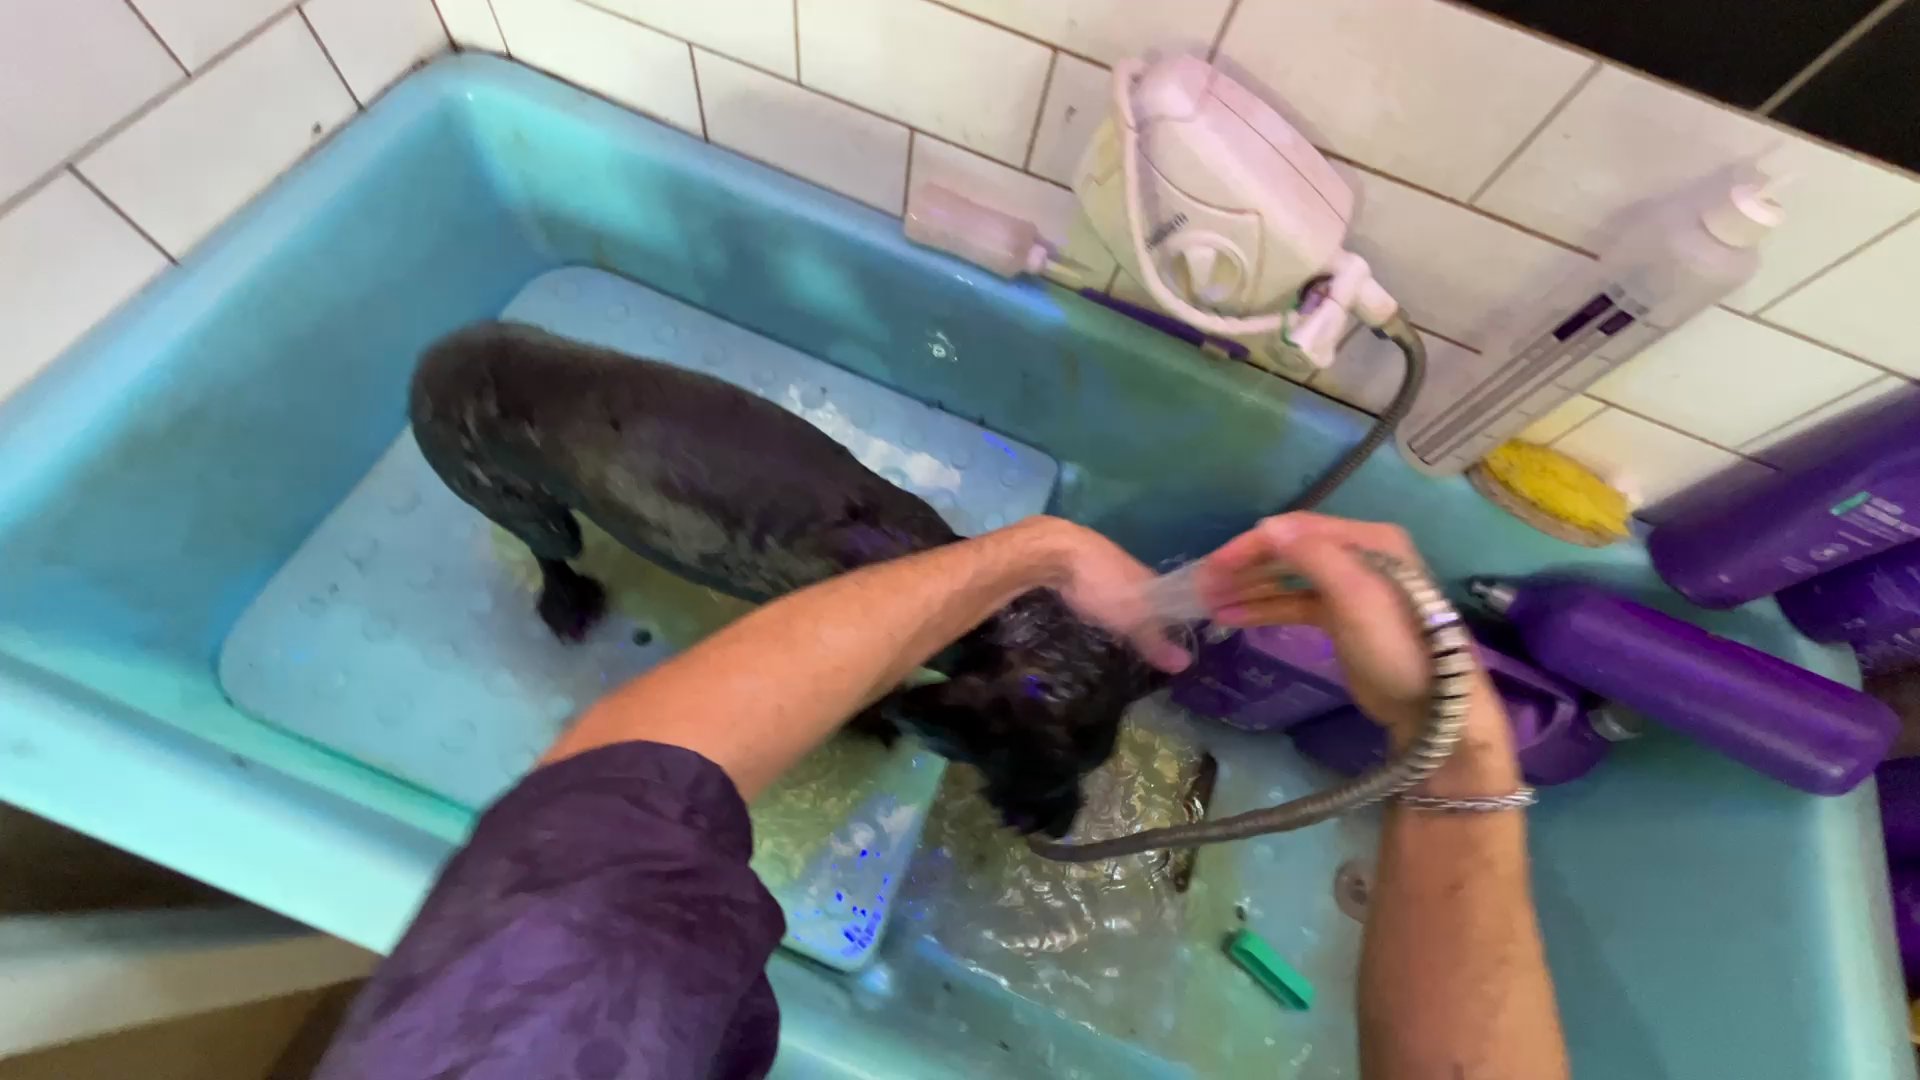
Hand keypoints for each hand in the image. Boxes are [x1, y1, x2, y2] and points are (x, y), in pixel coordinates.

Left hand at [1018, 517, 1192, 672]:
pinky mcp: (1073, 561)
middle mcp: (1128, 566)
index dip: (1171, 620)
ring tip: (1112, 629)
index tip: (1170, 641)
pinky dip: (1091, 596)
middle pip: (1141, 593)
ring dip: (1115, 604)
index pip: (1169, 600)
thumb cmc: (1101, 586)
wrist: (1056, 550)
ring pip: (1114, 586)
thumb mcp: (1131, 620)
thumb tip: (1185, 664)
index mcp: (1149, 577)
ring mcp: (1099, 560)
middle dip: (1142, 613)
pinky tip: (1084, 608)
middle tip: (1139, 639)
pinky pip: (1089, 583)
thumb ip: (1154, 641)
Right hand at [1194, 513, 1502, 748]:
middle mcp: (1357, 555)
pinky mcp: (1339, 616)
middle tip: (1203, 587)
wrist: (1435, 709)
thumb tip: (1265, 527)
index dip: (1251, 545)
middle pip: (1287, 552)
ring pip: (1285, 579)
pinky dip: (1263, 608)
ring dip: (1248, 589)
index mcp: (1368, 540)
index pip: (1296, 529)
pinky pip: (1292, 603)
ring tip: (1209, 604)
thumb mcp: (1357, 596)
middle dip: (1244, 568)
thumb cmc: (1397, 647)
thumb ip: (1313, 556)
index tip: (1214, 565)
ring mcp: (1348, 586)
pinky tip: (1232, 618)